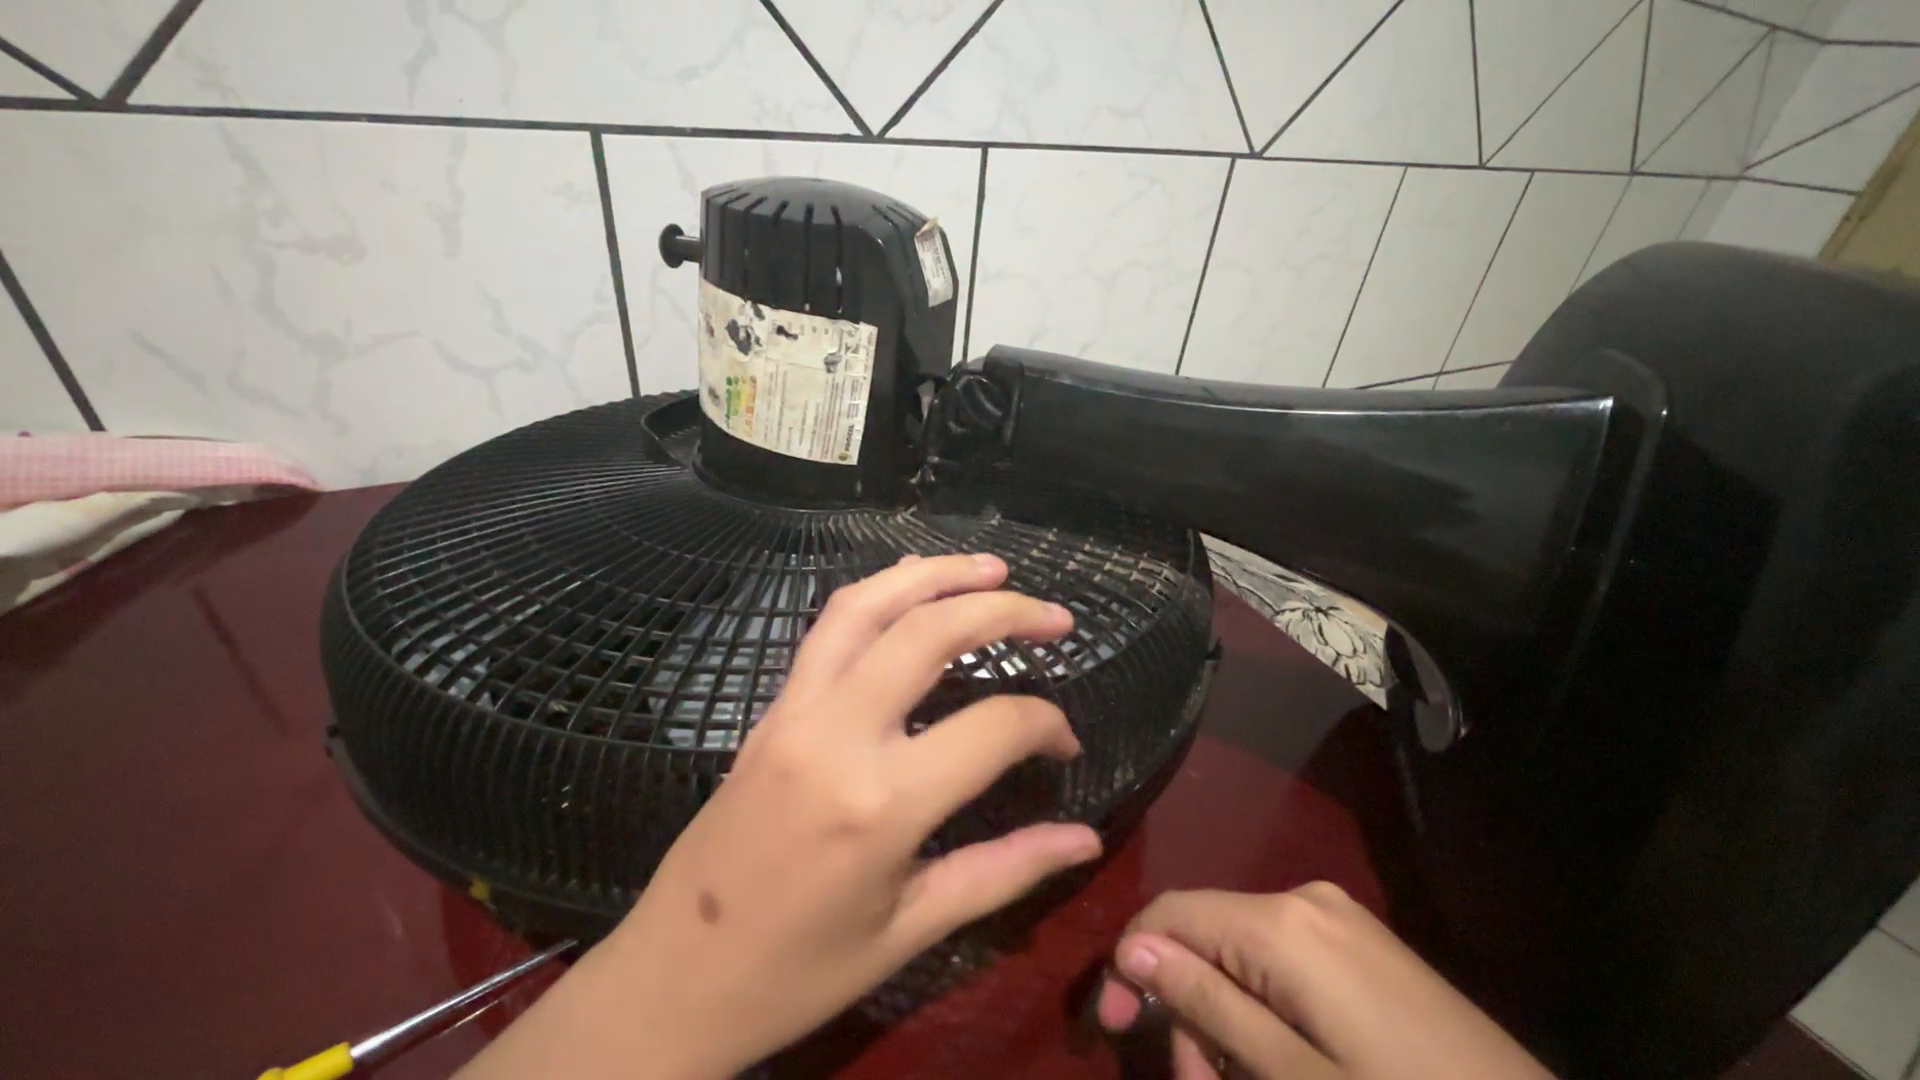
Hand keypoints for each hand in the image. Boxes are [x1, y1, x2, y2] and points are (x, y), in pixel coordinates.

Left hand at [460, 554, 1101, 1078]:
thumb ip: (1005, 871)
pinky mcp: (768, 709)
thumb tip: (1086, 838)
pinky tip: (910, 591)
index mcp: (883, 803)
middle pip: (928, 633)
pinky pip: (826, 629)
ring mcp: (794, 711)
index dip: (1046, 724)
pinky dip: (877, 595)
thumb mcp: (912, 929)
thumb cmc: (800, 970)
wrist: (674, 977)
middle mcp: (837, 734)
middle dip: (1004, 610)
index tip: (1066, 744)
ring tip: (991, 568)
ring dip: (933, 575)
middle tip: (1056, 616)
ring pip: (866, 607)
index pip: (994, 726)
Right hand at [1097, 884, 1554, 1079]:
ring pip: (1242, 953)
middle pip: (1207, 937)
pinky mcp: (1363, 943)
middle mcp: (1304, 900)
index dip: (1129, 963)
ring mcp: (1340, 919)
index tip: (1112, 1029)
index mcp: (1282, 923)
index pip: (1171, 913)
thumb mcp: (1293, 1076)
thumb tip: (1133, 947)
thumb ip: (1208, 1005)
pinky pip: (1284, 961)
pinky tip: (1278, 1060)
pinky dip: (1262, 1008)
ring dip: (1224, 1018)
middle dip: (1187, 1011)